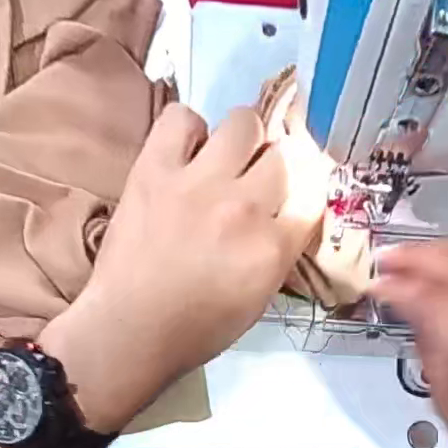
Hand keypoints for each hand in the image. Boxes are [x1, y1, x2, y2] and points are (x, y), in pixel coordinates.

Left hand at [41, 100, 330, 427]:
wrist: (134, 329)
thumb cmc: (201, 329)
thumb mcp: (259, 300)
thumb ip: (278, 254)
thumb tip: (285, 220)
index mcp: (273, 248)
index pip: (313, 196)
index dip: (308, 194)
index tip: (297, 198)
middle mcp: (244, 207)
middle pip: (285, 156)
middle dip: (280, 168)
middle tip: (261, 182)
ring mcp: (199, 182)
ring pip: (244, 122)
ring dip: (244, 140)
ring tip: (229, 160)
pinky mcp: (155, 167)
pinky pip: (184, 117)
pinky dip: (190, 131)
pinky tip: (188, 156)